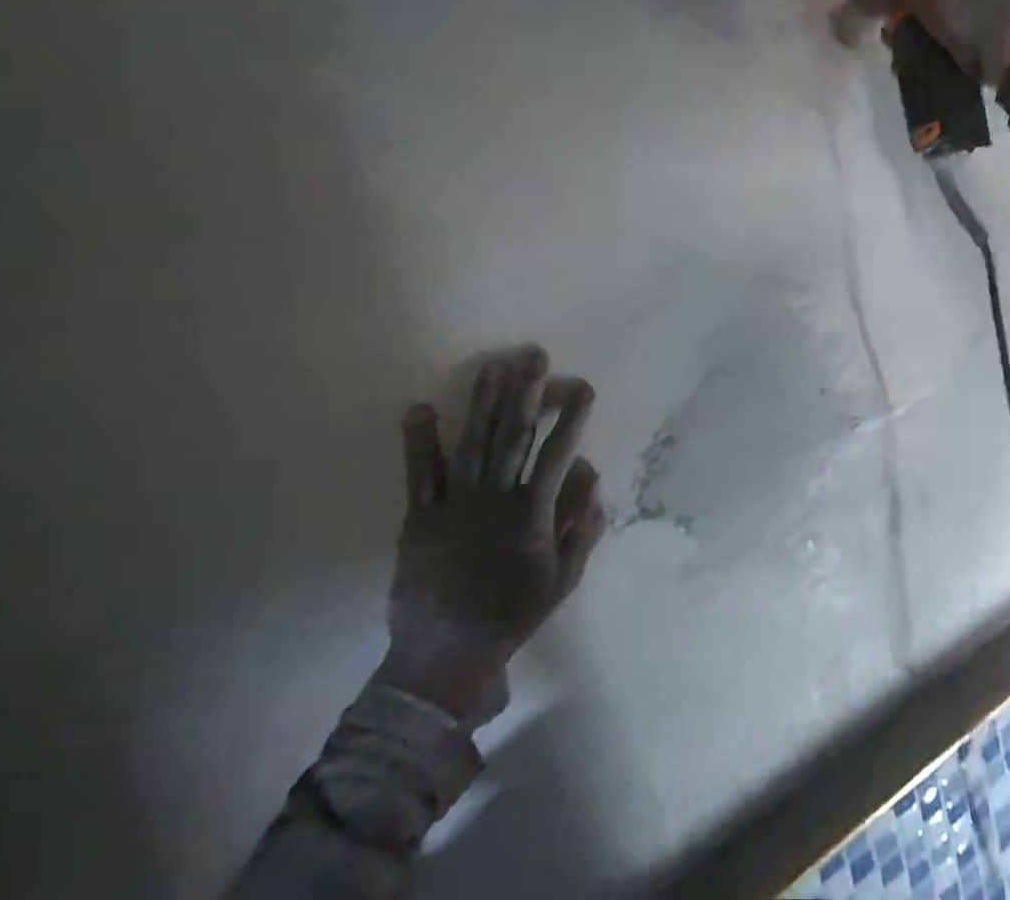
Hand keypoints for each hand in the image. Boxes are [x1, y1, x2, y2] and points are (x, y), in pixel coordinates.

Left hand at [378, 345, 608, 725]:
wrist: (446, 653)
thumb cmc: (513, 614)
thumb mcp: (564, 579)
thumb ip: (583, 528)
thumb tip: (590, 477)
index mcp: (531, 516)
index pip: (555, 455)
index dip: (571, 418)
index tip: (582, 387)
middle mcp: (493, 500)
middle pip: (512, 436)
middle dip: (526, 393)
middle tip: (534, 356)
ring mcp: (452, 505)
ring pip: (472, 443)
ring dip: (483, 402)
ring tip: (495, 366)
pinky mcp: (419, 517)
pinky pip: (419, 474)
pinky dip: (419, 441)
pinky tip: (421, 408)